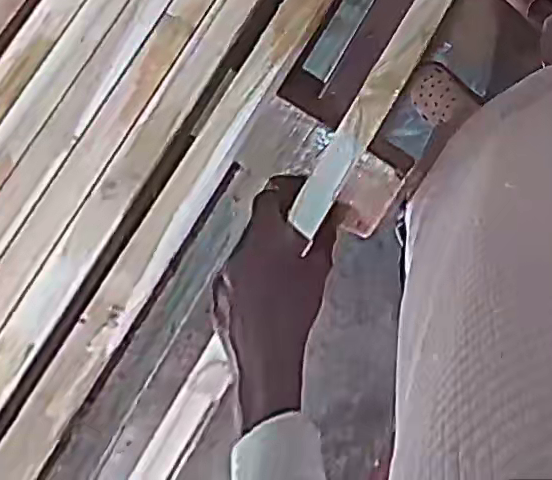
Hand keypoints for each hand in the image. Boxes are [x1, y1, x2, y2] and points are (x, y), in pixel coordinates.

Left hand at [216, 176, 339, 431]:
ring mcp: (225, 275)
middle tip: (303, 223)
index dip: (288, 188)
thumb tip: (333, 215)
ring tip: (290, 259)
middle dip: (281, 218)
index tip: (303, 191)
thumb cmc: (294, 317)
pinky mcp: (219, 297)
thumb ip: (325, 235)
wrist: (266, 364)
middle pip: (259, 219)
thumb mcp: (319, 269)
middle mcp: (239, 252)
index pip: (270, 194)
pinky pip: (237, 271)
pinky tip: (272, 286)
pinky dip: (254, 270)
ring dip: (268, 245)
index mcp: (265, 238)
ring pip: (248, 246)